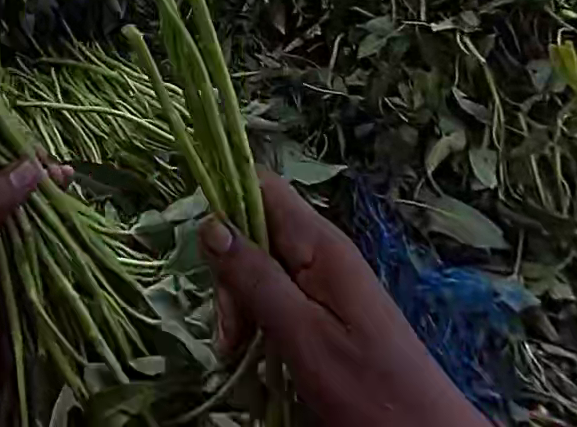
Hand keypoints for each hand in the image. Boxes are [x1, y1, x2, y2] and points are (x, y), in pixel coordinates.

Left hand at [0, 158, 71, 315]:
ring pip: (25, 184)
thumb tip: (32, 167)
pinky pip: (37, 208)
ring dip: (46, 178)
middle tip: (52, 169)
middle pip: (8, 165)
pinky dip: (52, 197)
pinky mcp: (15, 234)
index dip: (8, 146)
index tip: (32, 151)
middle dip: (32, 162)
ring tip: (64, 176)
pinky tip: (68, 184)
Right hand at [199, 170, 491, 426]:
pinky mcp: (321, 304)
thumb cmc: (370, 390)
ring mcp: (320, 275)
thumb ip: (255, 276)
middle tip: (230, 331)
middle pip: (253, 227)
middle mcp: (317, 247)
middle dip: (230, 269)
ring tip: (237, 350)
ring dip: (239, 298)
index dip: (227, 199)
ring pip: (258, 260)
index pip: (262, 185)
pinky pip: (275, 289)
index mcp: (317, 241)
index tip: (207, 249)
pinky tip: (252, 349)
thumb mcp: (303, 336)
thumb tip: (209, 223)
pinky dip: (256, 315)